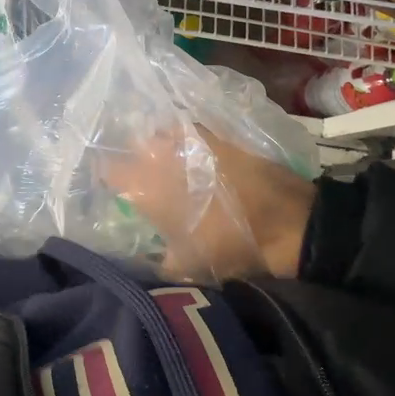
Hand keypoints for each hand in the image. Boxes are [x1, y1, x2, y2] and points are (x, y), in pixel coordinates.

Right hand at [101, 125, 317, 280]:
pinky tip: (188, 147)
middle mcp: (163, 157)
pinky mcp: (219, 136)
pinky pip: (189, 128)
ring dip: (156, 142)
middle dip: (131, 155)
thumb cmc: (235, 248)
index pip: (108, 171)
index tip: (104, 183)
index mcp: (149, 188)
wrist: (291, 224)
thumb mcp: (190, 266)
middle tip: (136, 170)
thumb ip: (158, 260)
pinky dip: (183, 135)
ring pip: (159, 132)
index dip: (103, 175)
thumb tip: (138, 258)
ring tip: (161, 155)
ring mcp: (192, 142)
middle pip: (132, 146)